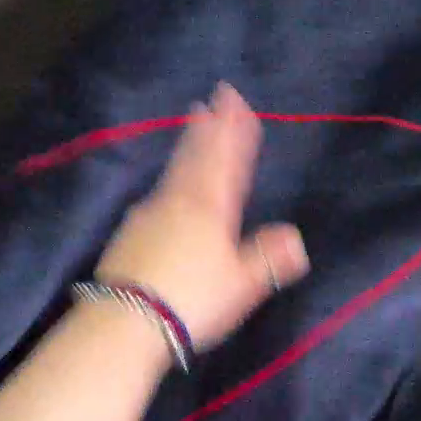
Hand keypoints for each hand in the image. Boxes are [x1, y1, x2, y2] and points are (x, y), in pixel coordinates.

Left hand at [94, 83, 309, 349]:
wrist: (124, 323)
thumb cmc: (192, 301)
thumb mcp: (243, 285)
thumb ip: (269, 258)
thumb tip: (296, 238)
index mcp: (212, 209)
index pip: (228, 162)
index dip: (235, 132)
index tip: (238, 103)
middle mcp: (180, 202)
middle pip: (198, 157)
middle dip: (210, 127)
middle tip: (214, 97)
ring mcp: (150, 215)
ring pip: (176, 171)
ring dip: (188, 145)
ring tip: (193, 124)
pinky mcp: (130, 234)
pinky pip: (158, 193)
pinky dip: (170, 179)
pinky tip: (165, 188)